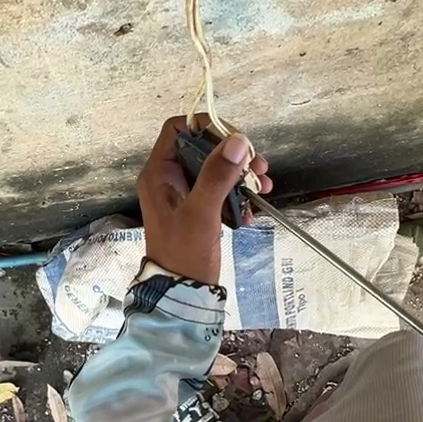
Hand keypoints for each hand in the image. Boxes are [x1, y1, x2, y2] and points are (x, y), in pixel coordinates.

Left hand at [136, 115, 271, 284]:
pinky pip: (220, 191)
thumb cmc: (184, 254)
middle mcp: (168, 179)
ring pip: (215, 169)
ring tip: (263, 187)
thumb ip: (217, 175)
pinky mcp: (199, 210)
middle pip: (202, 148)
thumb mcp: (201, 212)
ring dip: (240, 175)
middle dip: (233, 154)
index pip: (177, 129)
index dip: (205, 127)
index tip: (235, 138)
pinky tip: (251, 211)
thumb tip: (237, 140)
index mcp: (158, 173)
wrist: (182, 295)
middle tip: (259, 167)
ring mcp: (184, 194)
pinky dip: (237, 196)